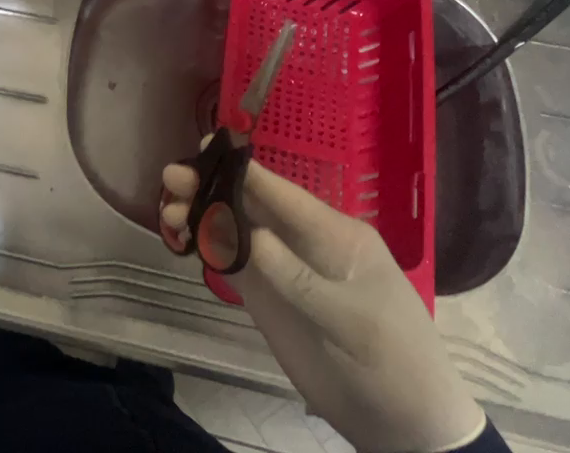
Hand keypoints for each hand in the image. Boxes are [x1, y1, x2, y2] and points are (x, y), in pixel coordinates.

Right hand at [162, 152, 486, 452]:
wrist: (401, 422)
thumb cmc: (392, 362)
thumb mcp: (352, 320)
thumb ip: (298, 277)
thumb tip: (249, 234)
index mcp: (334, 234)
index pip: (281, 192)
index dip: (242, 168)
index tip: (204, 147)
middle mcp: (302, 241)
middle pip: (249, 203)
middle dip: (209, 187)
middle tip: (170, 179)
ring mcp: (281, 267)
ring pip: (232, 227)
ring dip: (200, 214)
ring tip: (168, 213)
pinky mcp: (265, 294)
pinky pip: (229, 258)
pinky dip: (203, 243)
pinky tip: (181, 238)